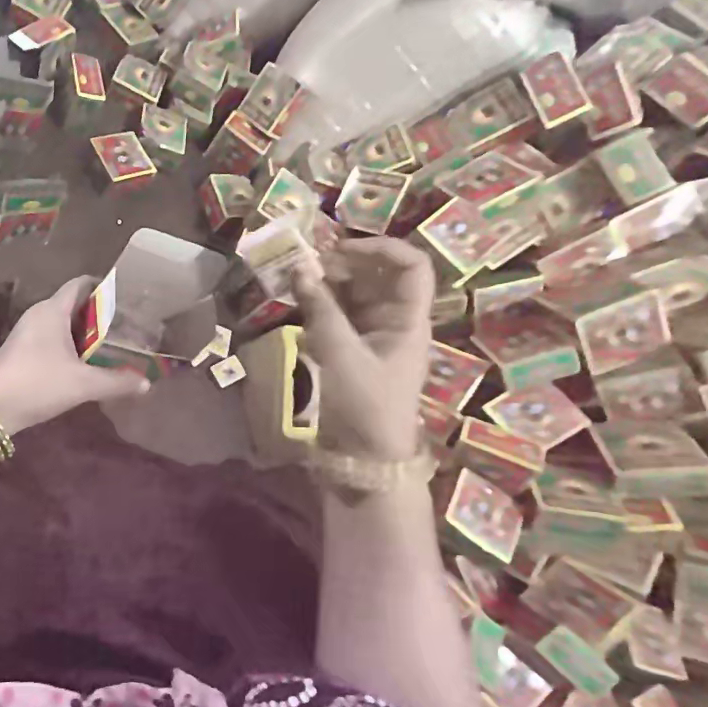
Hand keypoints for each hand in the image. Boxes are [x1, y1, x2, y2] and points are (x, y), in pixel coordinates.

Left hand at [0, 276, 150, 432]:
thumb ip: (117, 382)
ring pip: (62, 324)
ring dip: (85, 333)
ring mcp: (27, 334)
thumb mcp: (82, 385)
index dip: (104, 287)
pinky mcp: (22, 352)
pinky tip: (86, 364)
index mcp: (52, 310)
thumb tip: (146, 383)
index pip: (81, 284)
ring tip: (112, 346)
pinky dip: (71, 346)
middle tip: (127, 327)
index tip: (128, 299)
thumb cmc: (36, 385)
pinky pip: (52, 340)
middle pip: (74, 304)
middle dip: (100, 314)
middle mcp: (38, 315)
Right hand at [292, 237, 435, 460]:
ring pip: (355, 294)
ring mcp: (373, 335)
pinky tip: (299, 302)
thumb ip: (320, 310)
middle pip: (378, 276)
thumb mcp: (341, 355)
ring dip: (328, 283)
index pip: (410, 266)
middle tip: (307, 265)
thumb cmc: (364, 405)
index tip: (338, 250)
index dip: (379, 248)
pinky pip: (339, 315)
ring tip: (296, 280)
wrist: (364, 458)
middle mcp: (394, 321)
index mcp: (409, 320)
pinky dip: (320, 304)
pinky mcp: (352, 351)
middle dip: (345, 263)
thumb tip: (300, 269)